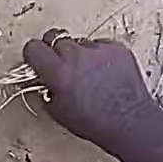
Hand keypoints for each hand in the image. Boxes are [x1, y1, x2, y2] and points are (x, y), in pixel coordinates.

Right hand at [21, 30, 162, 148]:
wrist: (129, 123)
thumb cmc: (94, 122)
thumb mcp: (57, 112)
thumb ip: (45, 89)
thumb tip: (41, 79)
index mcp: (58, 71)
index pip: (33, 47)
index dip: (34, 54)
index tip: (37, 60)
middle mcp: (76, 55)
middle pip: (56, 39)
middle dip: (55, 51)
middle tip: (62, 66)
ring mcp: (98, 49)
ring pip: (79, 42)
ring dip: (79, 54)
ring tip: (88, 74)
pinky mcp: (116, 48)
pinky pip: (100, 45)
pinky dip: (99, 55)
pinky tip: (103, 72)